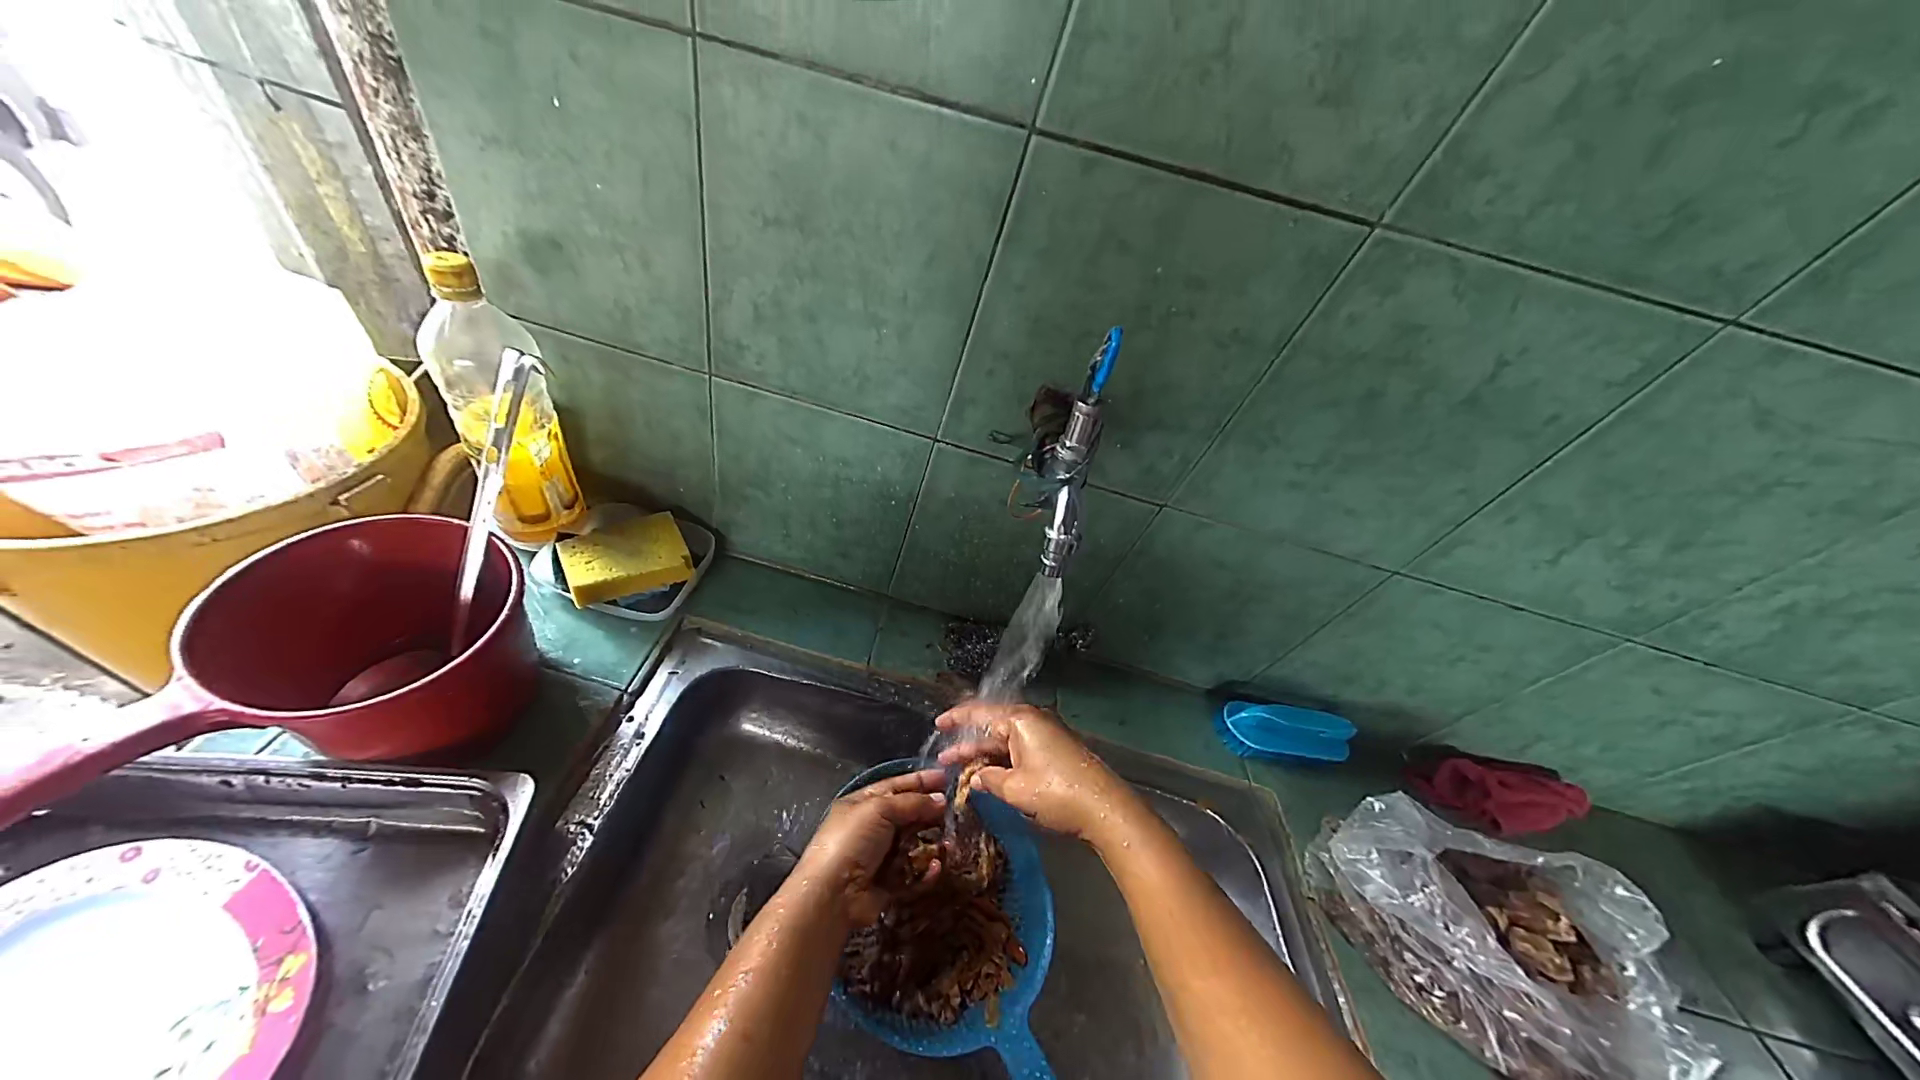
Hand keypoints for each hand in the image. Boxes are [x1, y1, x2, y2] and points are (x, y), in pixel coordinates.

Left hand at [792, 768, 946, 925]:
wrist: (833, 894)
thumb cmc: (852, 841)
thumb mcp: (879, 809)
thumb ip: (912, 802)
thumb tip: (941, 800)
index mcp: (863, 803)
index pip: (896, 786)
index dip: (920, 780)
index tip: (946, 777)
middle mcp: (872, 827)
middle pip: (908, 813)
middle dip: (930, 810)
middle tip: (955, 809)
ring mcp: (881, 856)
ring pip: (915, 843)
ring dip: (933, 841)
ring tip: (951, 840)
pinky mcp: (890, 883)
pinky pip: (915, 873)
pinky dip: (927, 870)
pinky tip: (937, 866)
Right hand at [935, 702, 1137, 844]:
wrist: (1105, 809)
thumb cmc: (1056, 794)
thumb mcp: (1015, 789)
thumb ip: (988, 780)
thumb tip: (975, 778)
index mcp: (1020, 720)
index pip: (980, 712)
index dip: (956, 719)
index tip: (938, 725)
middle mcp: (1033, 720)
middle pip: (993, 726)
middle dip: (968, 743)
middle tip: (944, 759)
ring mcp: (1047, 734)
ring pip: (1006, 740)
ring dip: (985, 754)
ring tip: (961, 769)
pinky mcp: (1056, 750)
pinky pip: (1020, 748)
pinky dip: (1003, 760)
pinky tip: (990, 774)